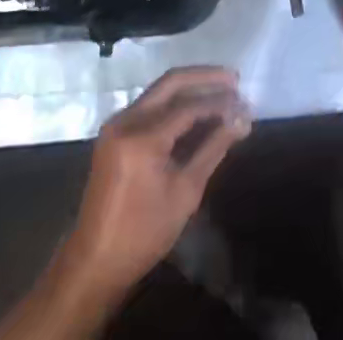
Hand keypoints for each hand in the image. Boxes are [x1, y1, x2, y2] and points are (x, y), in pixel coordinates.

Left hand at [61, 67, 251, 294]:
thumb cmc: (143, 232)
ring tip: (223, 92)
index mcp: (141, 138)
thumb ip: (215, 146)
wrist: (94, 264)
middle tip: (235, 80)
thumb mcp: (186, 189)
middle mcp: (125, 122)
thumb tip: (243, 118)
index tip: (247, 104)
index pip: (190, 105)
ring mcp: (117, 127)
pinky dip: (176, 103)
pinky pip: (151, 106)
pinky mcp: (115, 136)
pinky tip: (199, 110)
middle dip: (206, 78)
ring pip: (160, 91)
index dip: (222, 102)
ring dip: (192, 88)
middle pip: (171, 83)